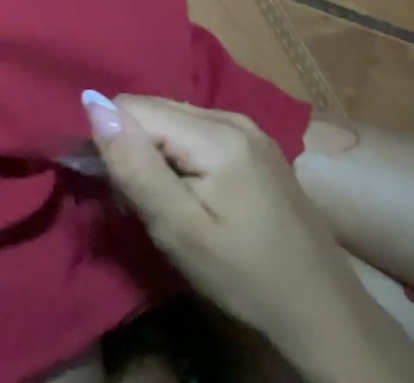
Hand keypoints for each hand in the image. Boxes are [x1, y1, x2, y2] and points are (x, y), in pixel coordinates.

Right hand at [82, 93, 413, 382]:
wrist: (324, 312)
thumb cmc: (245, 277)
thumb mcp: (178, 228)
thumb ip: (133, 163)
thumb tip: (90, 100)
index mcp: (215, 134)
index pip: (131, 107)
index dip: (111, 143)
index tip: (116, 192)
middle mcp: (231, 116)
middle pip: (151, 108)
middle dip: (131, 147)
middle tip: (136, 203)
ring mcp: (247, 128)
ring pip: (169, 118)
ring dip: (152, 153)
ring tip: (161, 202)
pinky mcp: (254, 144)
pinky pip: (193, 131)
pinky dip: (176, 156)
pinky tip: (186, 194)